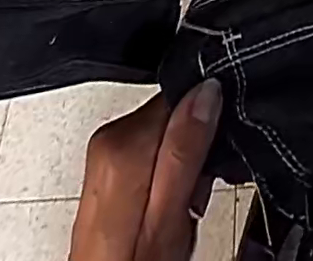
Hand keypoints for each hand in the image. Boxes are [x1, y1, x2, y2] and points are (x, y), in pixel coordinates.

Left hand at [69, 79, 223, 260]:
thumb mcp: (169, 222)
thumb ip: (186, 150)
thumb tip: (206, 90)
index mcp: (122, 147)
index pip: (183, 94)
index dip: (205, 123)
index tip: (206, 160)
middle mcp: (108, 141)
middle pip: (176, 110)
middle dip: (196, 144)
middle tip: (195, 191)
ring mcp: (106, 154)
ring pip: (170, 127)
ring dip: (186, 159)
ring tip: (182, 205)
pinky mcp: (110, 166)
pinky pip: (157, 144)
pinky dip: (172, 168)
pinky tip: (170, 202)